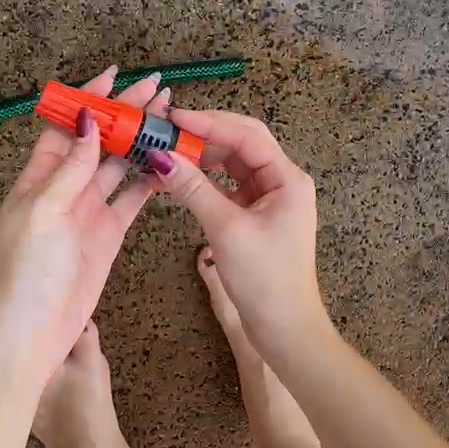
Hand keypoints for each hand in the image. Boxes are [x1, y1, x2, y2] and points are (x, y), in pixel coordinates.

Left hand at [0, 67, 168, 374]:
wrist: (32, 332)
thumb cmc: (26, 269)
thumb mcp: (43, 210)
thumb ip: (71, 167)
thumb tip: (87, 119)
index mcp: (41, 176)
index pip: (68, 125)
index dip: (88, 98)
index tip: (113, 73)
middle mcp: (66, 187)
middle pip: (99, 139)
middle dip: (125, 112)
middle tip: (156, 88)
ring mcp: (89, 209)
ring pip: (119, 164)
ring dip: (141, 140)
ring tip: (169, 116)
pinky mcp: (108, 232)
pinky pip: (132, 198)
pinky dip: (150, 179)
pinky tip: (169, 160)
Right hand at [143, 110, 333, 358]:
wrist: (285, 329)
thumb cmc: (264, 279)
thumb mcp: (226, 229)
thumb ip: (194, 189)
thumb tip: (160, 156)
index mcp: (288, 178)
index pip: (246, 135)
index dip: (209, 123)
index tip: (174, 118)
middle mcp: (283, 181)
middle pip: (243, 142)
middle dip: (206, 133)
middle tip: (169, 129)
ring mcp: (270, 198)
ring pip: (234, 163)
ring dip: (204, 155)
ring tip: (169, 150)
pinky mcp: (257, 215)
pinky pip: (229, 185)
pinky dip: (206, 179)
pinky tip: (181, 177)